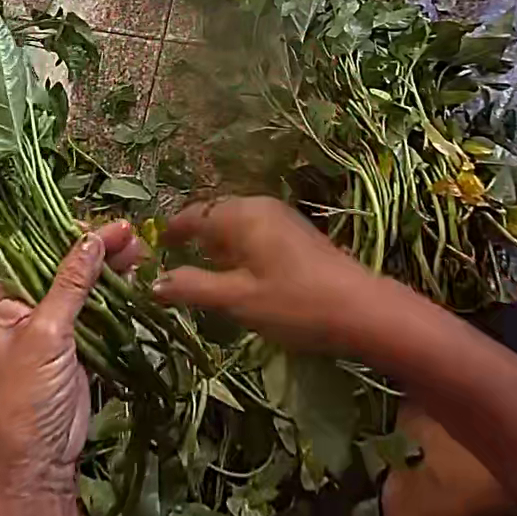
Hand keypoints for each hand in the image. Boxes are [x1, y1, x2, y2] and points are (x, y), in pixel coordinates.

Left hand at [0, 221, 145, 515]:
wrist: (37, 469)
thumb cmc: (25, 399)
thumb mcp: (45, 335)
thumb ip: (70, 283)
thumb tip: (91, 236)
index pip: (33, 252)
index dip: (65, 234)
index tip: (98, 222)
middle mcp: (21, 308)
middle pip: (62, 267)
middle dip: (95, 249)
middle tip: (130, 233)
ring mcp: (49, 327)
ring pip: (82, 287)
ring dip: (109, 269)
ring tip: (139, 249)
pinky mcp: (74, 345)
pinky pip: (95, 311)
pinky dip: (114, 295)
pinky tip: (133, 277)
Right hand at [152, 196, 380, 352]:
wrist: (362, 309)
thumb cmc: (294, 303)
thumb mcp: (238, 300)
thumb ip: (194, 287)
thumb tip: (155, 283)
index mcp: (240, 215)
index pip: (194, 214)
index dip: (173, 229)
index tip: (155, 245)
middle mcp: (257, 206)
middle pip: (214, 213)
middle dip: (194, 234)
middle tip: (174, 258)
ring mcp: (279, 215)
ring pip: (235, 220)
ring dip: (216, 240)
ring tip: (202, 266)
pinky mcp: (294, 231)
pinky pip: (253, 228)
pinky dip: (237, 244)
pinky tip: (238, 270)